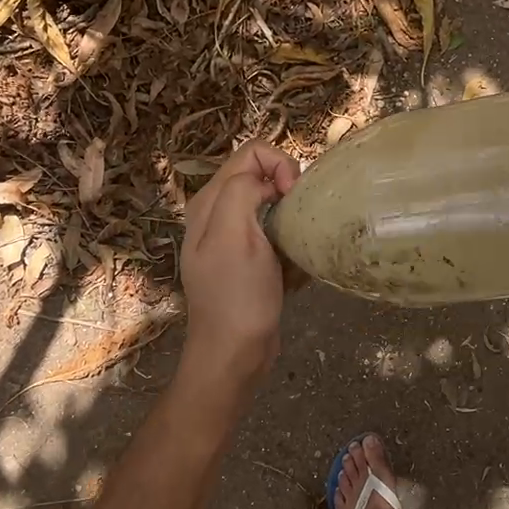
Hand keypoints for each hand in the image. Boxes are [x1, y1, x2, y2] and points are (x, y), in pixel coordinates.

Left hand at [179, 141, 301, 380]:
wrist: (234, 355)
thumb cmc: (237, 295)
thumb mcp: (234, 234)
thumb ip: (242, 191)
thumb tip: (267, 181)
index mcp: (209, 202)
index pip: (252, 152)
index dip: (280, 164)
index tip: (293, 196)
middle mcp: (217, 213)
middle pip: (263, 174)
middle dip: (289, 190)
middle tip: (299, 219)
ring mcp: (232, 237)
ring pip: (275, 204)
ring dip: (293, 219)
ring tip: (298, 246)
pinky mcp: (249, 260)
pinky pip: (278, 233)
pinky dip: (291, 244)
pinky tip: (293, 267)